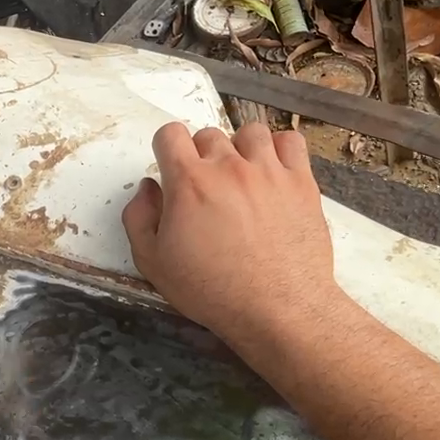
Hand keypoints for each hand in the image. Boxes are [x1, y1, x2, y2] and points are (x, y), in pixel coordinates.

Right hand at [122, 122, 343, 349]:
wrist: (275, 307)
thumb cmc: (210, 289)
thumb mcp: (152, 262)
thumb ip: (138, 218)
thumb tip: (148, 188)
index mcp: (188, 182)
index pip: (170, 134)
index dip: (166, 148)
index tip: (171, 169)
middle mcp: (228, 167)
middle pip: (208, 135)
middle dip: (200, 155)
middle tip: (204, 188)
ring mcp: (268, 171)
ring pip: (249, 132)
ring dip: (239, 148)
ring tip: (240, 176)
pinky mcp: (301, 181)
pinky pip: (290, 141)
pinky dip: (278, 149)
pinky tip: (271, 171)